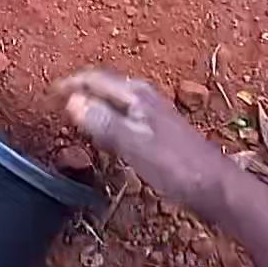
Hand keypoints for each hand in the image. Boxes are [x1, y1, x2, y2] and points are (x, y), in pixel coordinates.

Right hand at [56, 70, 232, 212]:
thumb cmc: (177, 167)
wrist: (218, 187)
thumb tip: (72, 101)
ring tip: (76, 112)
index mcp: (136, 94)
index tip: (50, 92)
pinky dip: (108, 115)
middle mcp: (144, 96)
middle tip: (58, 100)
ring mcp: (153, 111)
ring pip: (115, 97)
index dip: (71, 84)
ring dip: (94, 101)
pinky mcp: (159, 128)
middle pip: (106, 84)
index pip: (95, 78)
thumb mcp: (134, 146)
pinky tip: (107, 131)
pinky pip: (124, 112)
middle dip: (81, 88)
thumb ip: (103, 123)